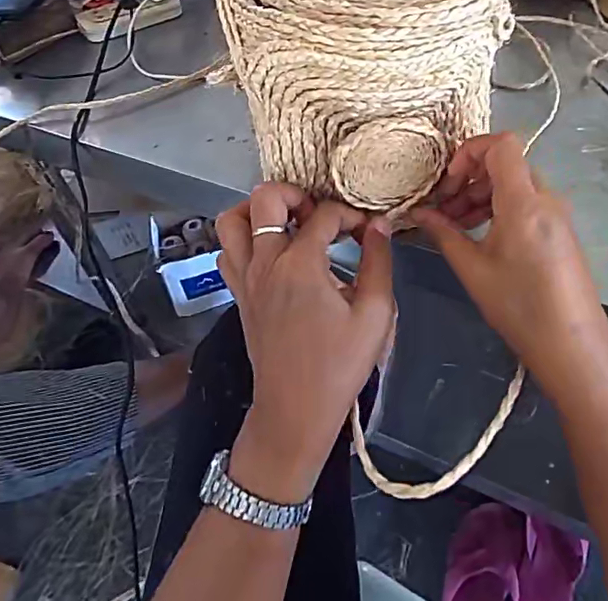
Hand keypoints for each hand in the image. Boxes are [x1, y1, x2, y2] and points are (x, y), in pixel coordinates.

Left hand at [216, 184, 394, 502]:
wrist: (295, 412)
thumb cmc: (339, 366)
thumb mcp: (376, 314)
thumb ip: (379, 262)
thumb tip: (379, 225)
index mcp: (301, 265)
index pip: (324, 214)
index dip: (350, 214)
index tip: (366, 230)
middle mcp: (266, 263)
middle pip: (264, 198)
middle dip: (295, 194)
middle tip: (317, 214)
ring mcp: (245, 278)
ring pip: (231, 220)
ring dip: (258, 211)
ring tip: (289, 223)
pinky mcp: (238, 295)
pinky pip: (227, 251)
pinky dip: (245, 240)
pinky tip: (272, 252)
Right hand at [409, 134, 607, 395]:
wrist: (574, 346)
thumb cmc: (520, 307)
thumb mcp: (473, 269)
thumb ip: (444, 234)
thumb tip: (419, 213)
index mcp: (524, 201)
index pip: (502, 144)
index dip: (469, 151)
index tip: (449, 182)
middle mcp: (545, 197)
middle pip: (505, 163)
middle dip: (470, 178)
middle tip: (444, 208)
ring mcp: (557, 212)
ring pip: (514, 182)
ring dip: (482, 194)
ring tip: (456, 224)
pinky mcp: (560, 228)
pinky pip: (526, 201)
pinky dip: (499, 206)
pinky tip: (480, 235)